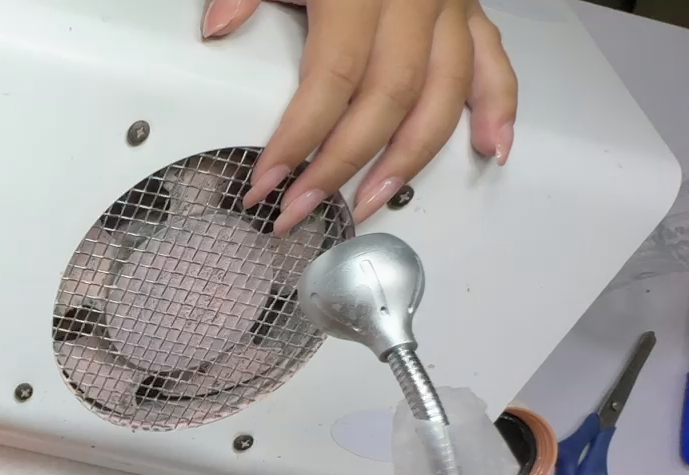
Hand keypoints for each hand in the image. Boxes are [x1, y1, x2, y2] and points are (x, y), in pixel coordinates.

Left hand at [204, 0, 517, 228]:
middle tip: (297, 211)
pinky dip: (498, 107)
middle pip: (387, 99)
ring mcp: (448, 6)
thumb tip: (219, 26)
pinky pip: (494, 61)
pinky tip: (489, 150)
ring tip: (366, 205)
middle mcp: (417, 0)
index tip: (264, 185)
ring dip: (407, 159)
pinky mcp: (467, 8)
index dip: (297, 141)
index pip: (333, 81)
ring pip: (443, 93)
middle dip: (339, 167)